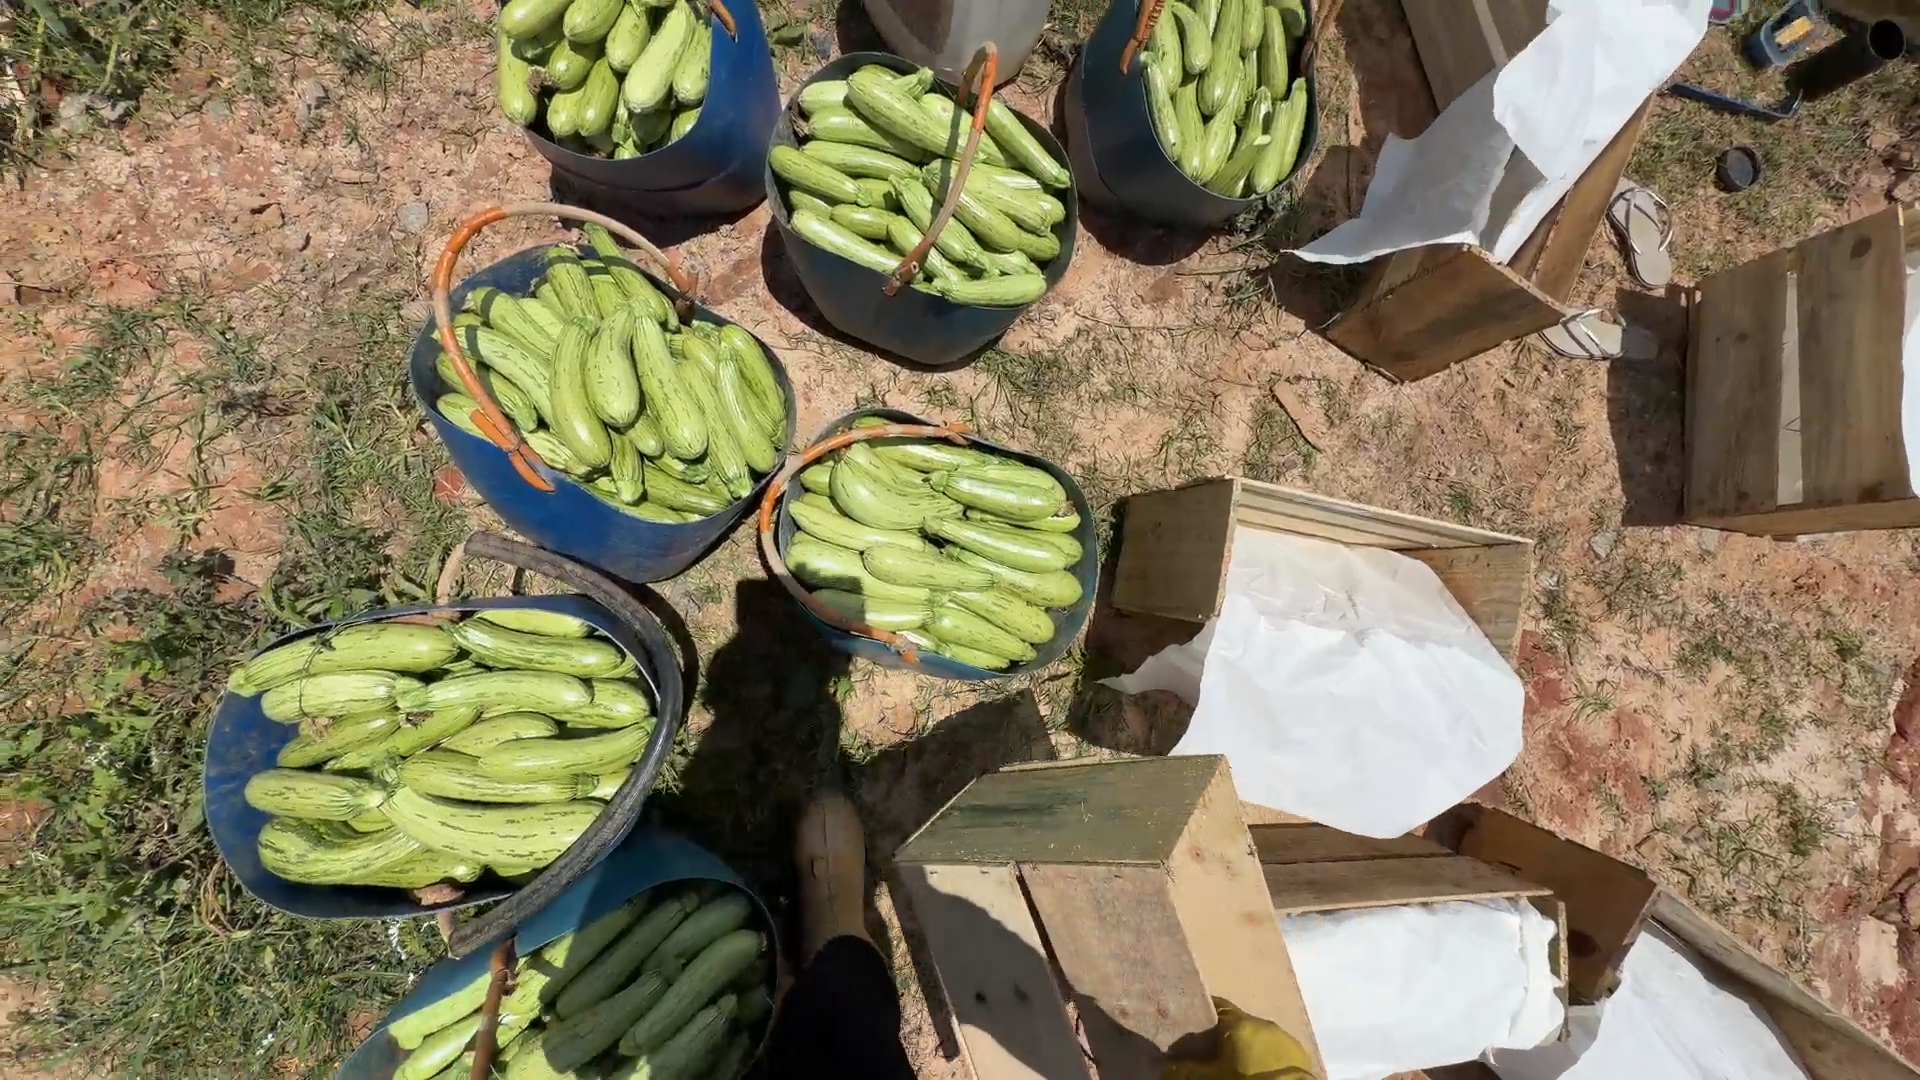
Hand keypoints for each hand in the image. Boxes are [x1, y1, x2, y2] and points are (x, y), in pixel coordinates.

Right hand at [1163, 997, 1317, 1079]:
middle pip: (1236, 1022)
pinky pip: (1276, 1050)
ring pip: (1258, 1036)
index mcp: (1240, 1021)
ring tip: (1235, 1063)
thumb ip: (1187, 1069)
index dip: (1200, 1014)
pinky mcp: (1303, 1056)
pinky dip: (1265, 1056)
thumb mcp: (1212, 1078)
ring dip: (1246, 1046)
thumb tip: (1163, 1065)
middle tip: (1209, 1051)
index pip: (1214, 1005)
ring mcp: (1286, 1038)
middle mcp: (1263, 1022)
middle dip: (1223, 1035)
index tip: (1188, 1025)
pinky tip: (1258, 1069)